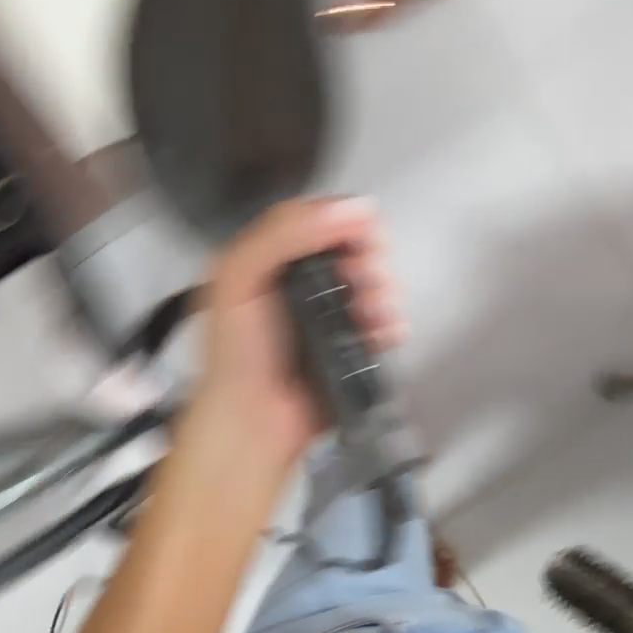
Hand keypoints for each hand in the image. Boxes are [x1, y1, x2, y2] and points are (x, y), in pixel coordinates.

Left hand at [193, 197, 405, 464]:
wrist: (253, 423)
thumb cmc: (239, 351)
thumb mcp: (240, 277)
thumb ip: (284, 233)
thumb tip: (354, 208)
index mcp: (272, 258)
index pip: (319, 220)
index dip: (345, 221)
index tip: (362, 236)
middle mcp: (304, 283)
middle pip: (354, 250)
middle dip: (369, 260)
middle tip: (364, 282)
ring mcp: (331, 317)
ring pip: (375, 285)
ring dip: (384, 292)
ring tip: (374, 314)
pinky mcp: (353, 349)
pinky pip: (384, 324)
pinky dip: (392, 323)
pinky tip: (388, 332)